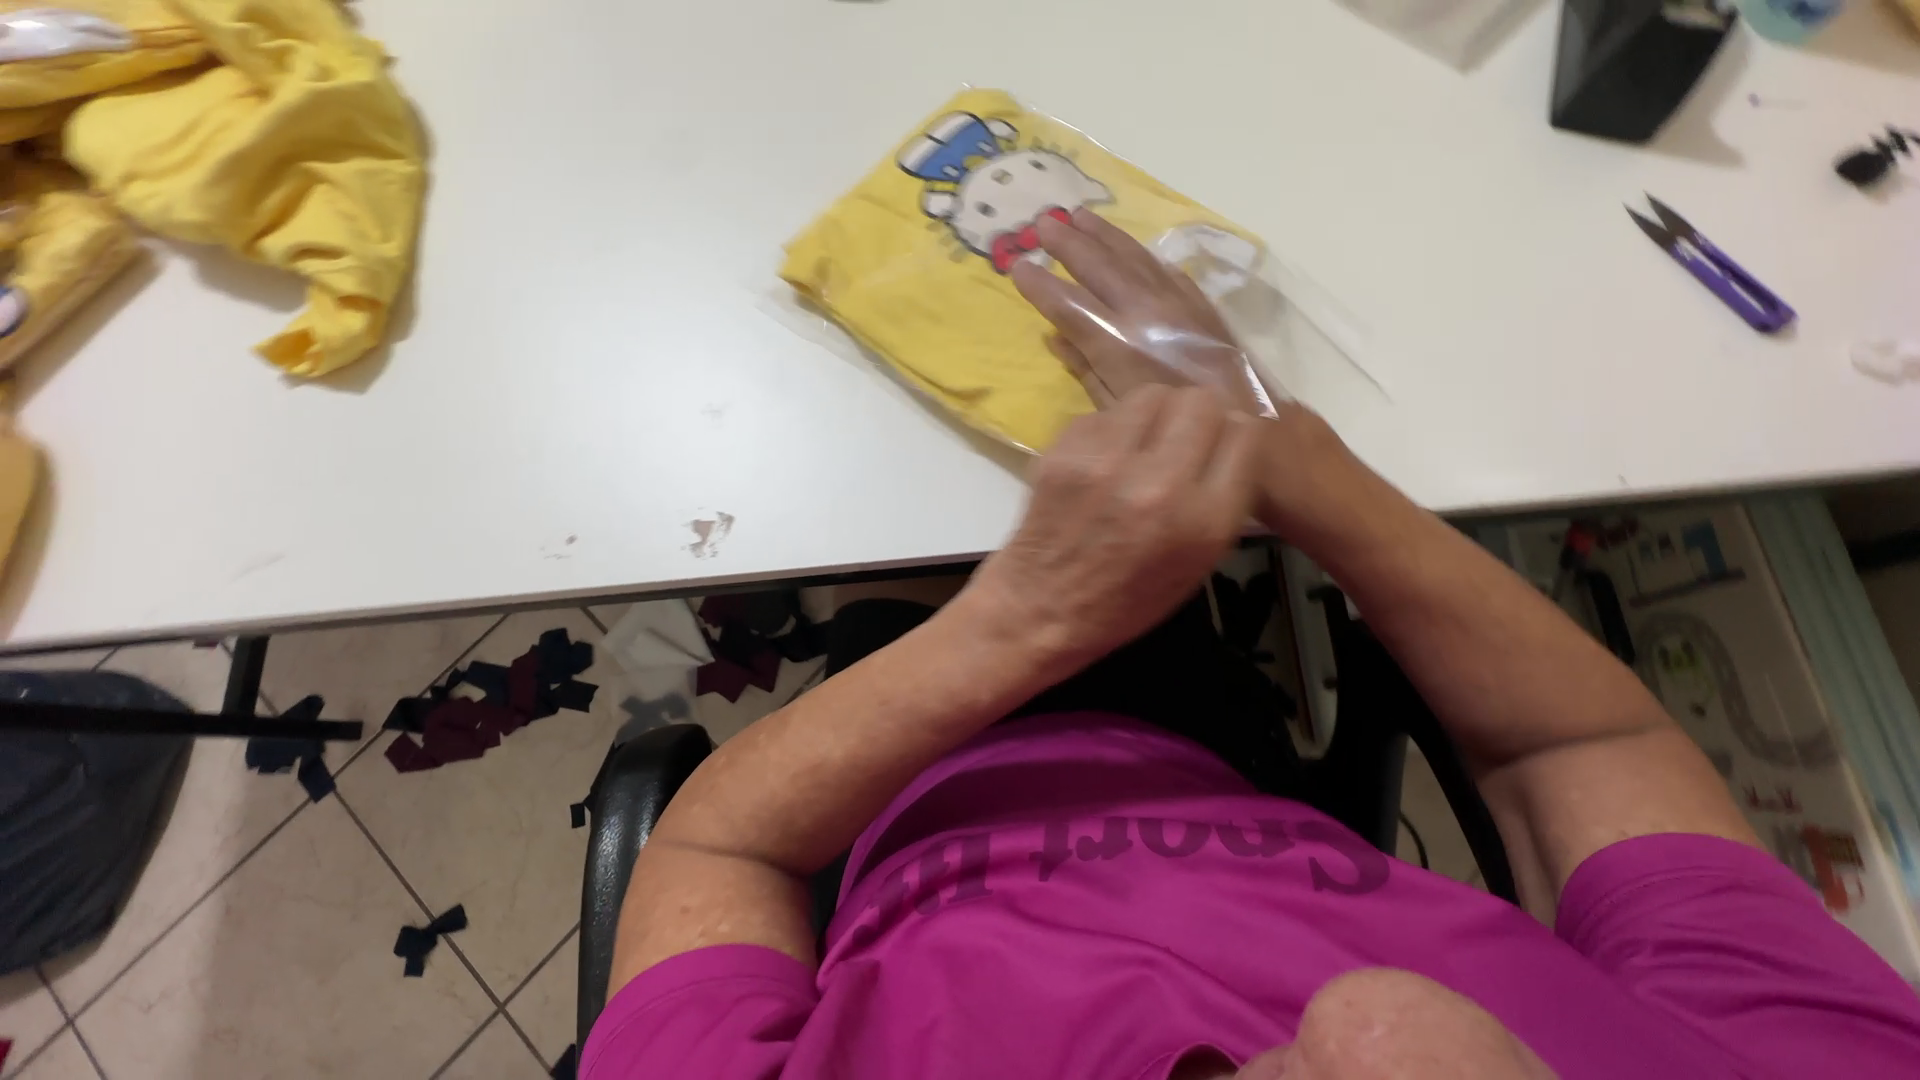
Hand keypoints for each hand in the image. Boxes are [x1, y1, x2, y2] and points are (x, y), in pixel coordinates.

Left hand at [956, 385, 1260, 677]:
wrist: (1040, 610)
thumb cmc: (1125, 600)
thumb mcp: (1198, 564)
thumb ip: (1222, 498)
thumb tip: (1229, 434)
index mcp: (1205, 519)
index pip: (1244, 432)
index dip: (1234, 434)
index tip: (1219, 444)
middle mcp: (1161, 483)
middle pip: (1202, 401)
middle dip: (1198, 415)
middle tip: (1181, 437)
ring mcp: (1108, 462)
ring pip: (1152, 394)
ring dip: (1155, 414)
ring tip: (1142, 443)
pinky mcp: (1065, 452)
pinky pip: (1104, 413)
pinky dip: (1110, 430)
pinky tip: (1102, 459)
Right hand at [1011, 208, 1270, 413]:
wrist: (1241, 414)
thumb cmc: (1169, 421)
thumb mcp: (1116, 408)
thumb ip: (1086, 369)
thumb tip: (1057, 337)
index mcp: (1116, 344)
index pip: (1068, 304)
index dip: (1040, 285)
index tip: (1018, 266)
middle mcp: (1142, 311)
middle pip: (1098, 266)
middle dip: (1067, 242)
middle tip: (1042, 222)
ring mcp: (1173, 299)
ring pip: (1130, 255)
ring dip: (1102, 233)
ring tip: (1078, 216)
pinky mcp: (1196, 299)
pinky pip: (1160, 266)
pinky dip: (1138, 253)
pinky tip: (1126, 246)